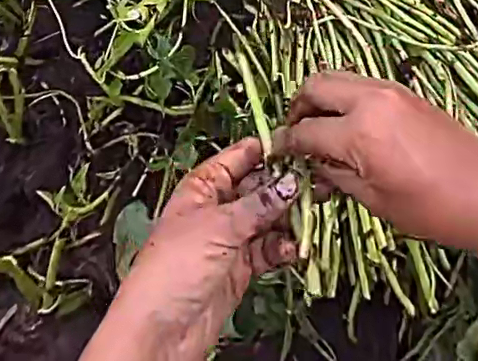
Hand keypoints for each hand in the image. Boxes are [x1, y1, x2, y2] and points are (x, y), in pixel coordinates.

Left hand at [81, 138, 298, 360]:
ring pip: (268, 218)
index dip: (268, 150)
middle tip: (317, 182)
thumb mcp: (220, 226)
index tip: (299, 146)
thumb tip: (290, 182)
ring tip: (311, 217)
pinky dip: (283, 247)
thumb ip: (259, 204)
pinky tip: (295, 249)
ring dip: (289, 218)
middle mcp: (219, 206)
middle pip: (259, 186)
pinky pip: (268, 249)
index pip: (241, 156)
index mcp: (205, 184)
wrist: (160, 332)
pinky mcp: (240, 267)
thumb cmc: (176, 266)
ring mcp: (231, 237)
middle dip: (286, 185)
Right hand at [272, 71, 477, 252]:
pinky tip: (347, 123)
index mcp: (359, 131)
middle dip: (298, 106)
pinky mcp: (401, 89)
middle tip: (295, 131)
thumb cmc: (430, 207)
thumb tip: (312, 166)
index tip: (275, 150)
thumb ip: (336, 176)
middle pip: (315, 85)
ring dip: (321, 96)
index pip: (308, 130)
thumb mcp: (375, 200)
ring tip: (319, 126)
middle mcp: (369, 99)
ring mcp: (387, 89)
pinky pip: (359, 82)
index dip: (286, 142)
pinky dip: (344, 95)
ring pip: (337, 77)